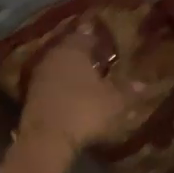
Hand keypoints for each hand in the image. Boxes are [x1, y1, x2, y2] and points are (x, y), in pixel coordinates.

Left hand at [19, 25, 142, 156]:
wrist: (46, 139)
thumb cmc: (84, 111)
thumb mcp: (114, 102)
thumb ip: (128, 90)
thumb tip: (144, 83)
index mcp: (74, 49)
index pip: (85, 33)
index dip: (96, 35)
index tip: (105, 36)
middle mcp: (54, 55)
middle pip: (69, 48)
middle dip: (83, 51)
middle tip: (98, 55)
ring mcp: (38, 75)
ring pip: (58, 65)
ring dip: (71, 69)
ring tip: (87, 75)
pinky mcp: (30, 95)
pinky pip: (50, 82)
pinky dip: (61, 84)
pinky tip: (72, 92)